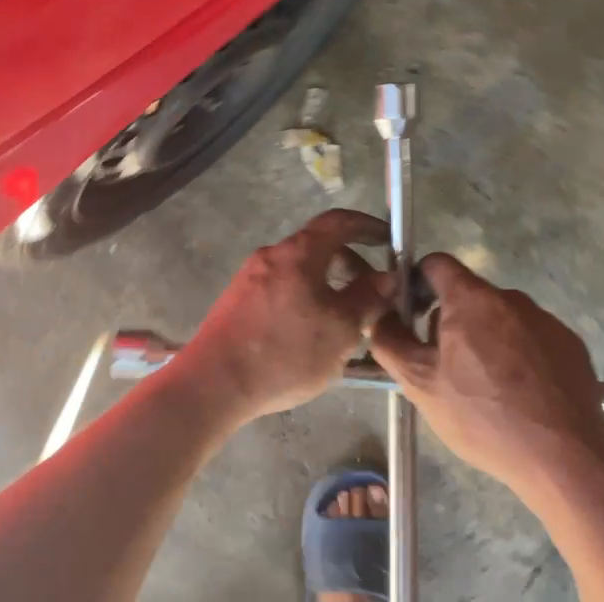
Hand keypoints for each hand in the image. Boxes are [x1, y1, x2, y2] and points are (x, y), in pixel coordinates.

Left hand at [175, 209, 390, 419]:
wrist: (215, 381)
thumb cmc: (285, 352)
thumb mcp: (341, 330)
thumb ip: (367, 298)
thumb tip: (385, 277)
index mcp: (298, 253)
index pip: (338, 222)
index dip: (367, 226)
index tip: (388, 240)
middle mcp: (271, 255)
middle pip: (318, 247)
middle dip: (351, 265)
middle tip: (374, 296)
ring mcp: (250, 277)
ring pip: (300, 271)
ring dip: (329, 286)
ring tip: (348, 322)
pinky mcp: (239, 300)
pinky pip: (283, 289)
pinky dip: (306, 298)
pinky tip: (313, 334)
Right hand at [370, 253, 603, 499]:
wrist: (563, 461)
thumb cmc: (483, 418)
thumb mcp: (420, 384)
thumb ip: (390, 341)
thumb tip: (380, 317)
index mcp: (471, 299)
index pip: (437, 263)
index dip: (418, 282)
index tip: (413, 314)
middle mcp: (512, 299)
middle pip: (469, 295)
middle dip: (451, 320)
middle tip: (445, 365)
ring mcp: (547, 322)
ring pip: (502, 319)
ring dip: (486, 339)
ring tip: (485, 388)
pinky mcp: (572, 347)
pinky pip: (533, 339)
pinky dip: (520, 356)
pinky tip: (519, 396)